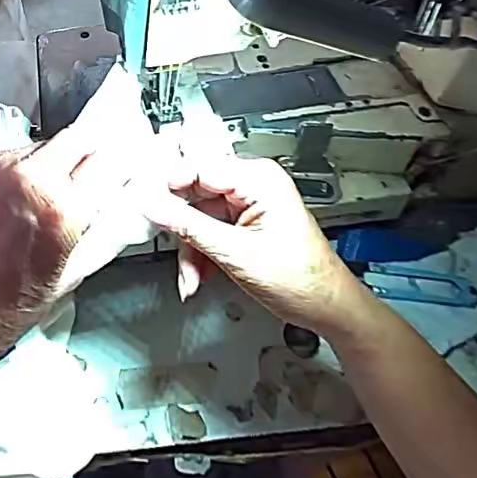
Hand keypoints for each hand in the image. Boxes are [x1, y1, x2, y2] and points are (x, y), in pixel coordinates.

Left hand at [0, 126, 132, 388]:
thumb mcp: (70, 277)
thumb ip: (101, 232)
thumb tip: (123, 207)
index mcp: (61, 209)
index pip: (113, 161)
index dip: (132, 158)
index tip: (139, 158)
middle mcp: (31, 177)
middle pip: (84, 137)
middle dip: (102, 146)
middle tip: (111, 159)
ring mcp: (1, 166)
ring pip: (52, 142)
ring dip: (68, 156)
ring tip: (66, 185)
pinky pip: (22, 152)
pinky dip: (35, 165)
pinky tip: (32, 191)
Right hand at [142, 154, 369, 334]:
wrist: (330, 310)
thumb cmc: (304, 280)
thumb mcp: (236, 253)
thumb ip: (189, 226)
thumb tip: (153, 205)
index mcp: (258, 178)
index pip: (198, 167)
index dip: (169, 187)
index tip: (146, 203)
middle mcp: (252, 183)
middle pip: (193, 193)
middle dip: (182, 229)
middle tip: (170, 248)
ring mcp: (246, 202)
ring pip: (197, 216)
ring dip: (190, 249)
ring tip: (192, 277)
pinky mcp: (242, 220)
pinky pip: (207, 228)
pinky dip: (200, 253)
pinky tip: (200, 275)